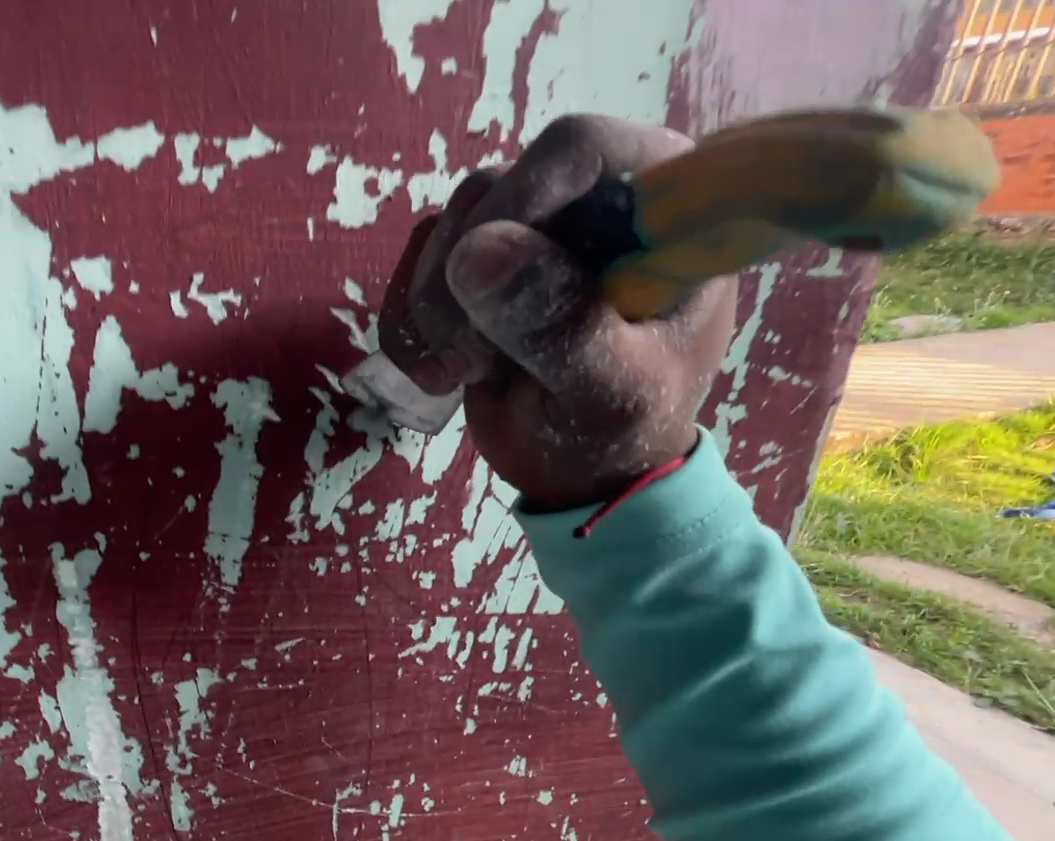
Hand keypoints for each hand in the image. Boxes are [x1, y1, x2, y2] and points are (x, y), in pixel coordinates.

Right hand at [378, 115, 739, 509]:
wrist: (577, 469)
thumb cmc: (617, 429)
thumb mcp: (603, 390)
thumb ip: (555, 324)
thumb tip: (474, 253)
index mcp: (655, 211)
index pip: (578, 152)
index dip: (516, 205)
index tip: (482, 286)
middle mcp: (589, 203)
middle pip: (490, 192)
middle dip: (458, 284)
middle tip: (470, 361)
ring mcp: (527, 233)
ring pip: (443, 230)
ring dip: (428, 310)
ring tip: (456, 374)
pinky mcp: (476, 268)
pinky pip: (413, 265)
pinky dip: (404, 321)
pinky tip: (430, 372)